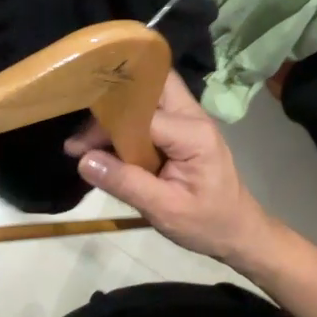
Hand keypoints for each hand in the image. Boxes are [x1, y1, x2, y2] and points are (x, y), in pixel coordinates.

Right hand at [64, 74, 287, 265]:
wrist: (240, 231)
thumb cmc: (208, 223)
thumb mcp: (165, 211)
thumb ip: (127, 184)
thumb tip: (84, 161)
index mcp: (193, 133)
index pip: (140, 115)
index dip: (106, 126)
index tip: (76, 147)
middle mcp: (193, 115)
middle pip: (150, 84)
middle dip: (113, 98)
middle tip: (81, 130)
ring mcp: (190, 119)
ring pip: (150, 94)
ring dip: (119, 110)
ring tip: (86, 140)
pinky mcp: (183, 129)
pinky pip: (152, 111)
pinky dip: (128, 121)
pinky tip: (106, 143)